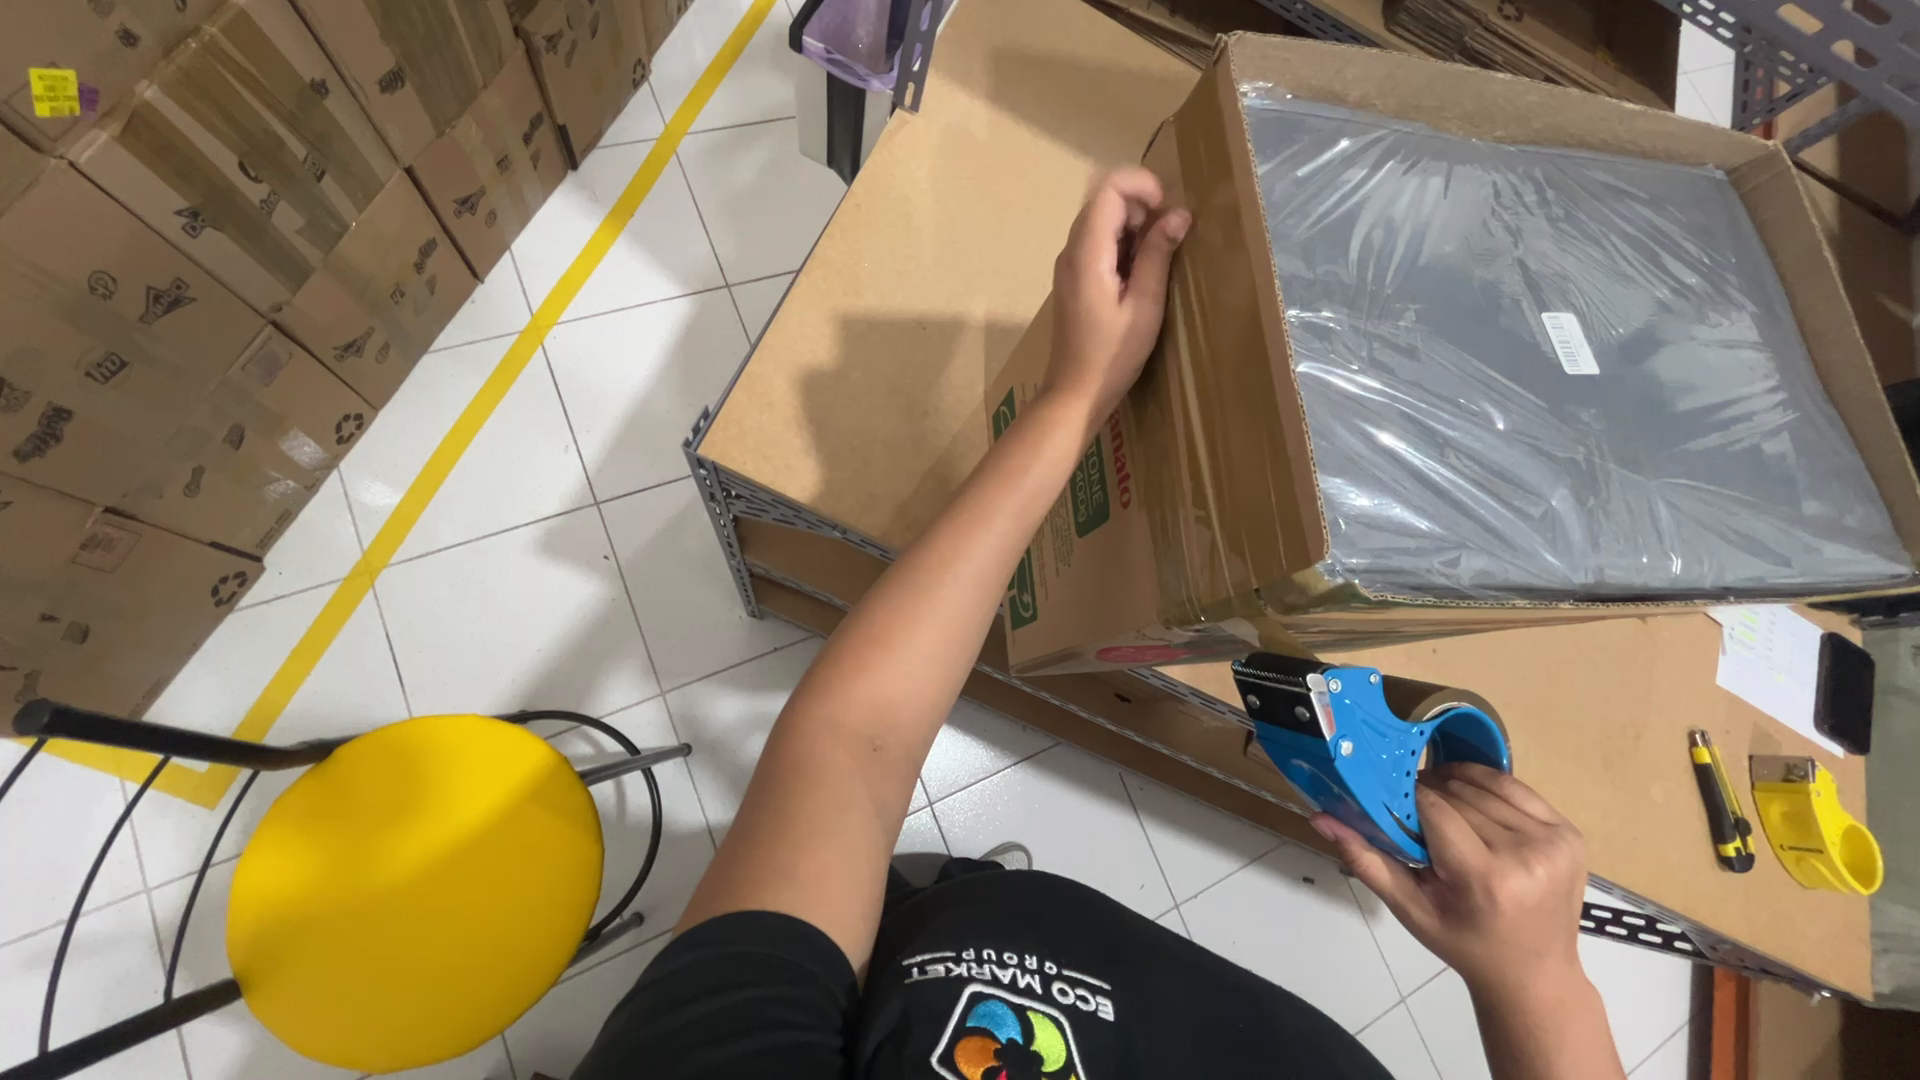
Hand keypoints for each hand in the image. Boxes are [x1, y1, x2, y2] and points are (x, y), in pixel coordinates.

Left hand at [1043, 167, 1190, 436]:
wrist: (1074, 393)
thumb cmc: (1112, 357)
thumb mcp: (1144, 307)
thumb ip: (1158, 255)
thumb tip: (1178, 214)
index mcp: (1086, 255)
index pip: (1107, 189)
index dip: (1141, 186)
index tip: (1167, 209)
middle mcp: (1070, 253)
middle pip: (1102, 201)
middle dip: (1139, 207)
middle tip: (1166, 240)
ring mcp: (1067, 267)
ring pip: (1099, 222)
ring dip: (1132, 229)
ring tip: (1154, 264)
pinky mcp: (1071, 281)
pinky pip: (1095, 245)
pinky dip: (1120, 247)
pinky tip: (1137, 279)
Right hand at [1314, 763, 1588, 999]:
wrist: (1535, 972)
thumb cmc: (1462, 941)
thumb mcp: (1408, 908)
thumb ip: (1366, 859)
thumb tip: (1319, 817)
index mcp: (1486, 878)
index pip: (1434, 807)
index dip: (1405, 798)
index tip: (1389, 804)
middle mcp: (1527, 855)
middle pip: (1457, 793)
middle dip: (1428, 794)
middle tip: (1411, 812)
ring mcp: (1555, 842)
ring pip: (1482, 785)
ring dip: (1453, 787)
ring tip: (1437, 807)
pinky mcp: (1570, 834)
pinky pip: (1514, 786)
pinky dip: (1484, 784)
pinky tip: (1468, 799)